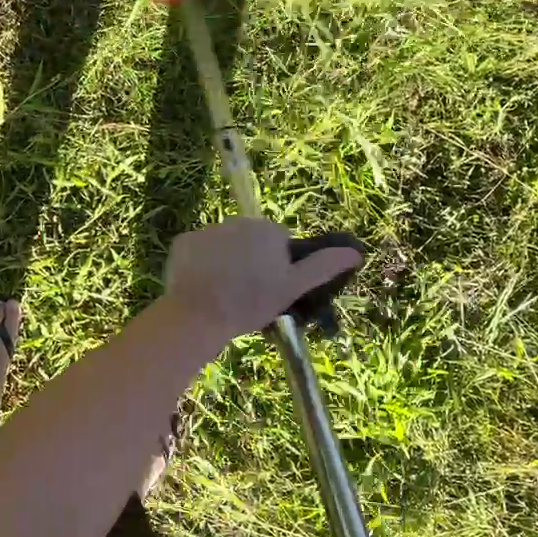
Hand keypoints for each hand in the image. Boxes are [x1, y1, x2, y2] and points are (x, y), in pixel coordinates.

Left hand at [162, 217, 363, 337]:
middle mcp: (236, 221)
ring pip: (222, 245)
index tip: (269, 288)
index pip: (277, 243)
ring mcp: (206, 230)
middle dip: (250, 260)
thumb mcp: (292, 287)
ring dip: (225, 262)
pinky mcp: (182, 242)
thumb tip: (355, 252)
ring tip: (223, 293)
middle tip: (247, 293)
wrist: (199, 314)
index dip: (276, 267)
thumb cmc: (251, 302)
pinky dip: (199, 265)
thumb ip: (322, 266)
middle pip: (249, 241)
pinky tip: (201, 286)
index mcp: (266, 229)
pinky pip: (197, 251)